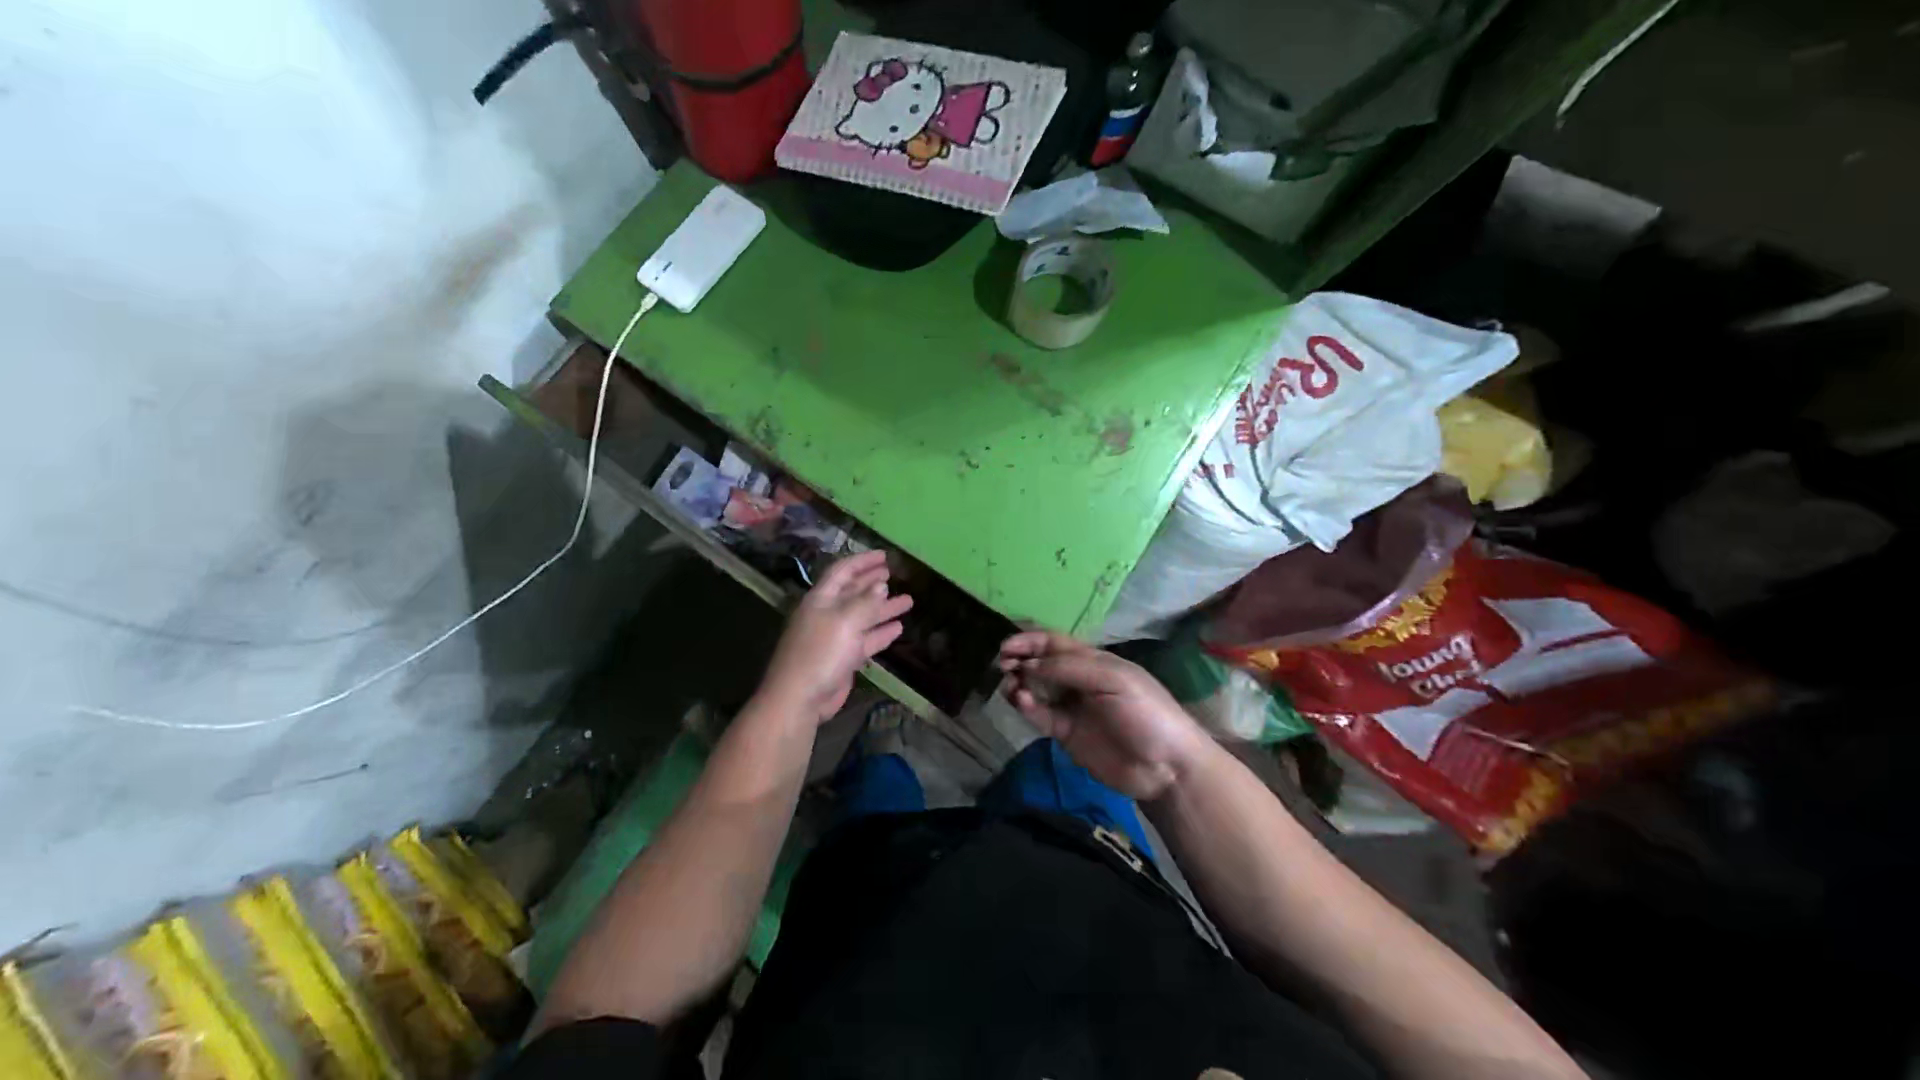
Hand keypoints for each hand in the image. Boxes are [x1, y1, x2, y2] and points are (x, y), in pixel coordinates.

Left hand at [759, 551, 912, 721]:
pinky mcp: (843, 659)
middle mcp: (827, 614)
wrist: (800, 698)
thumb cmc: (820, 652)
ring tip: (907, 600)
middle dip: (872, 582)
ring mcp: (835, 637)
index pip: (842, 571)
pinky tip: (898, 627)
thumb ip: (865, 602)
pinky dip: (881, 632)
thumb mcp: (845, 621)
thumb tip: (881, 585)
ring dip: (883, 608)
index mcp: (821, 599)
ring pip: (863, 617)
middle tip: (893, 573)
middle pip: (852, 592)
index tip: (885, 556)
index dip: (862, 561)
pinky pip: (865, 640)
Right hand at [998, 631, 1217, 801]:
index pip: (1054, 643)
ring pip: (1036, 690)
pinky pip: (1041, 716)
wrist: (1167, 767)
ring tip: (1010, 686)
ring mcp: (1072, 708)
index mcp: (1094, 661)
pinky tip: (1023, 703)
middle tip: (1001, 665)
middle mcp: (1079, 681)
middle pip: (1041, 664)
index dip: (1029, 641)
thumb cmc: (1146, 713)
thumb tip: (1029, 665)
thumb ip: (1069, 668)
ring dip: (1019, 684)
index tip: (1005, 646)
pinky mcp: (1066, 735)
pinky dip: (1028, 708)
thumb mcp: (1113, 680)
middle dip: (1019, 661)